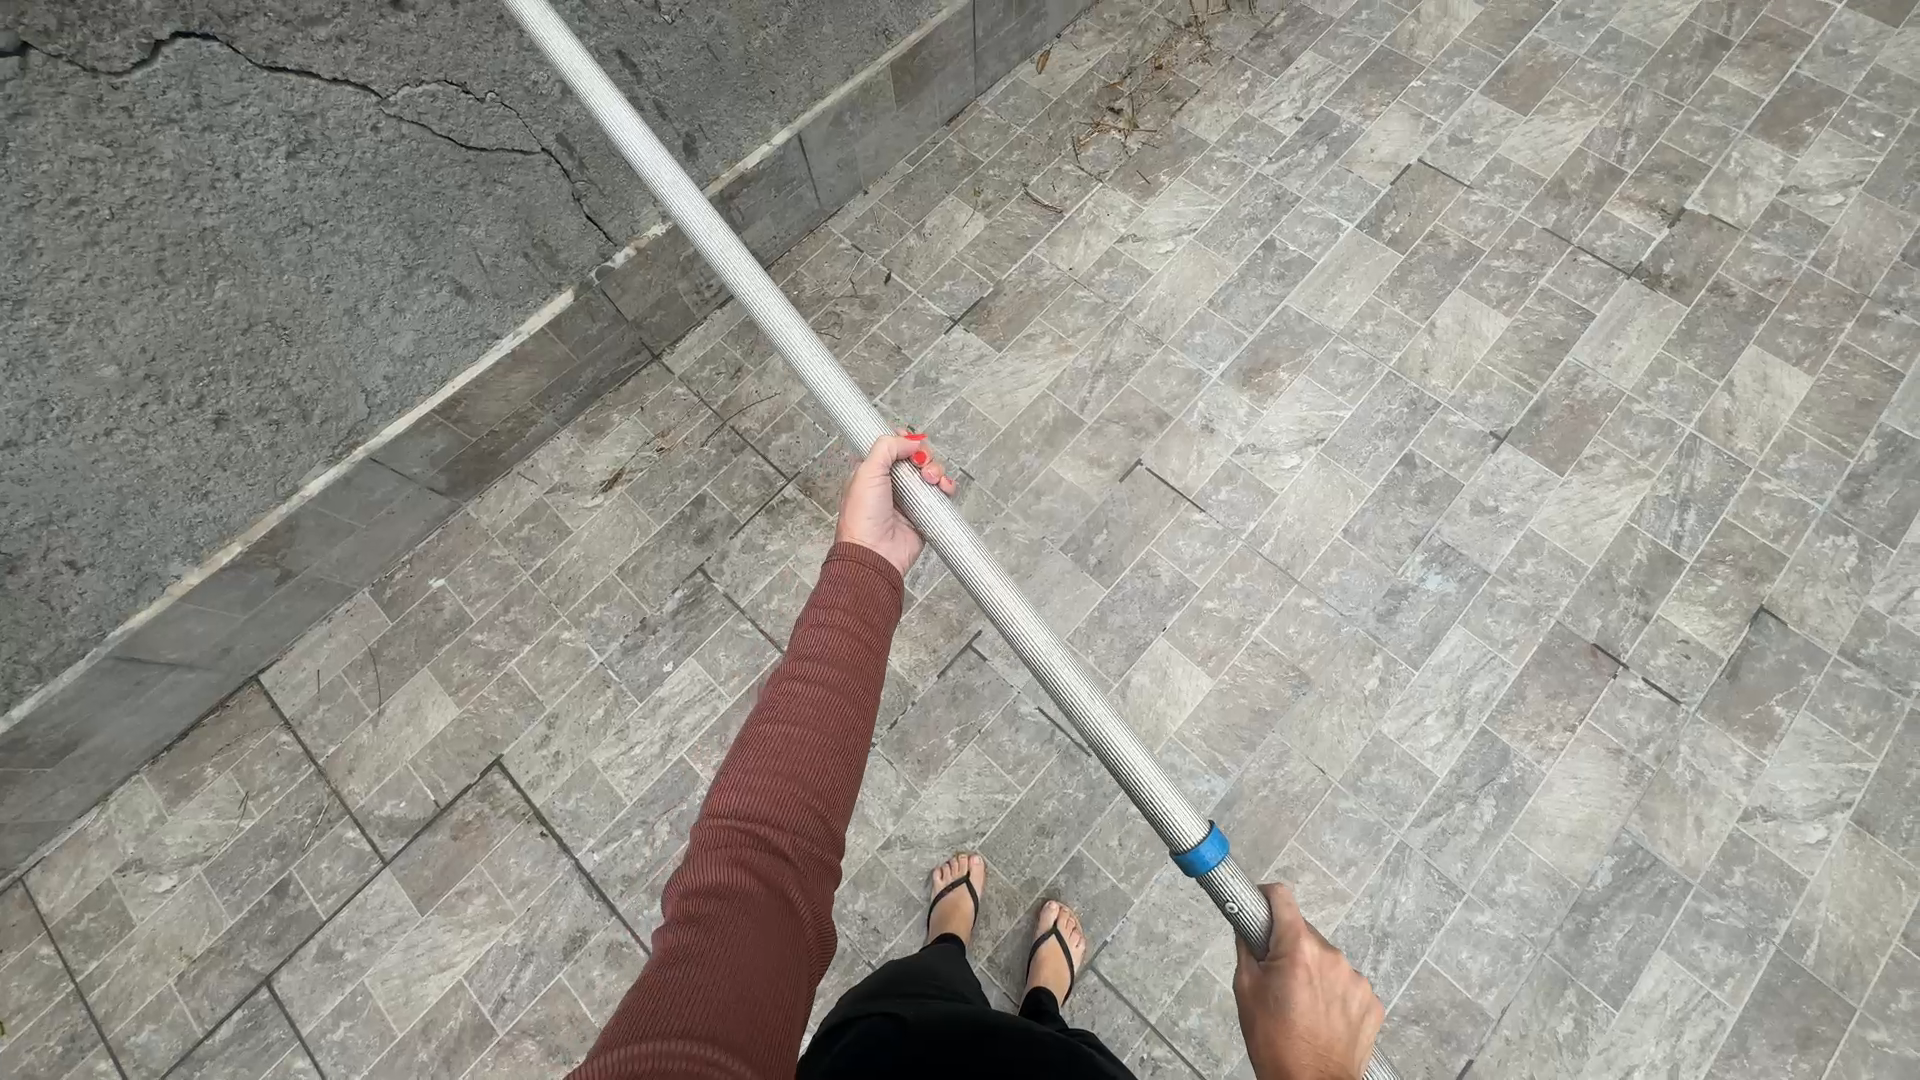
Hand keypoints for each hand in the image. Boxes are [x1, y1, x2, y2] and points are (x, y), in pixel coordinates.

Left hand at [836, 431, 954, 576]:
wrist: (875, 553)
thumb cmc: (862, 518)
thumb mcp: (867, 471)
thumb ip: (887, 447)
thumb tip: (910, 440)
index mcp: (871, 471)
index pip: (891, 447)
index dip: (902, 440)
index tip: (909, 442)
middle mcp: (890, 483)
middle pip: (915, 457)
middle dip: (923, 456)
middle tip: (921, 465)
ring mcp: (909, 498)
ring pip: (930, 473)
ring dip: (935, 470)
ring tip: (931, 479)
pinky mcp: (924, 512)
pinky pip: (941, 494)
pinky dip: (946, 487)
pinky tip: (943, 488)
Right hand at [1234, 883, 1383, 1079]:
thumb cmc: (1274, 1041)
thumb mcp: (1245, 986)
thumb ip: (1246, 946)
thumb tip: (1246, 924)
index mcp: (1299, 948)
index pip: (1282, 897)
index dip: (1266, 897)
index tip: (1259, 905)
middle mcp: (1332, 956)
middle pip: (1304, 931)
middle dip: (1288, 943)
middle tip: (1276, 972)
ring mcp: (1356, 980)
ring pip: (1325, 957)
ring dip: (1312, 968)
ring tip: (1301, 1000)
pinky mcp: (1372, 1002)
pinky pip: (1346, 981)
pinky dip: (1333, 989)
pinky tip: (1322, 1013)